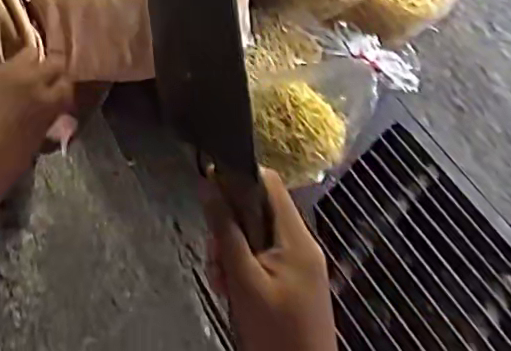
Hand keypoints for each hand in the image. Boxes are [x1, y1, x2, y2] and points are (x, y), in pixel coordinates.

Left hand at [0, 49, 73, 207]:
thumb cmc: (0, 167)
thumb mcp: (33, 149)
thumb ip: (48, 128)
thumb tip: (59, 122)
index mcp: (48, 102)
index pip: (69, 85)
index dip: (67, 95)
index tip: (64, 106)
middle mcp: (32, 79)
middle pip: (55, 61)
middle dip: (56, 73)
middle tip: (50, 89)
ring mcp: (8, 72)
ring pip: (31, 53)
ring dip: (34, 65)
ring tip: (29, 82)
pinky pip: (9, 63)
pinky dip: (14, 71)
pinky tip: (8, 87)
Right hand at [204, 169, 336, 350]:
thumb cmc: (275, 334)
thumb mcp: (244, 280)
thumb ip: (226, 230)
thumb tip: (208, 184)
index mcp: (297, 237)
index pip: (269, 182)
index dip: (239, 177)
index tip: (211, 189)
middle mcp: (302, 245)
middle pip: (259, 210)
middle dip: (230, 225)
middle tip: (213, 253)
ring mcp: (300, 266)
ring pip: (258, 236)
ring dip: (232, 251)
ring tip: (220, 279)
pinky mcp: (295, 286)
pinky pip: (265, 259)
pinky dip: (244, 268)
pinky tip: (230, 290)